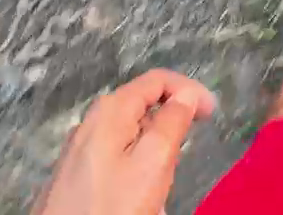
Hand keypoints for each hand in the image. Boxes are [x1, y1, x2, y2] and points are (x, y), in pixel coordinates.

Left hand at [32, 69, 216, 214]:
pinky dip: (135, 169)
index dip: (190, 90)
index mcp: (110, 111)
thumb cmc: (112, 209)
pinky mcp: (72, 180)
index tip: (211, 115)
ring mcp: (77, 153)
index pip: (158, 80)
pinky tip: (136, 199)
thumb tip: (186, 94)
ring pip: (130, 136)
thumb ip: (174, 121)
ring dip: (153, 152)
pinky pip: (115, 160)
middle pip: (144, 107)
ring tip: (161, 185)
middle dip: (170, 124)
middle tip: (185, 153)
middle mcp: (90, 124)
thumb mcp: (153, 163)